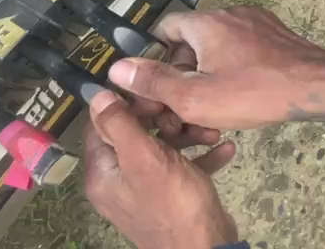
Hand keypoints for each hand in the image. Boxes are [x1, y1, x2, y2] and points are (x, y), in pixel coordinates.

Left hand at [82, 89, 238, 248]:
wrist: (203, 247)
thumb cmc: (172, 202)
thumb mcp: (145, 158)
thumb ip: (121, 125)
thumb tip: (99, 93)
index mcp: (104, 172)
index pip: (103, 124)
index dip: (127, 103)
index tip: (157, 91)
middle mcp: (120, 179)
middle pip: (137, 131)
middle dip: (165, 117)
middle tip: (187, 111)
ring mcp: (146, 188)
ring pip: (163, 146)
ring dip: (188, 134)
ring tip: (212, 131)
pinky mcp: (171, 194)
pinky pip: (183, 164)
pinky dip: (201, 155)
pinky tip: (225, 148)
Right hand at [109, 6, 324, 130]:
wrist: (313, 84)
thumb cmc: (253, 92)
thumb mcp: (195, 96)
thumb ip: (155, 82)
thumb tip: (117, 68)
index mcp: (208, 22)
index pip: (165, 28)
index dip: (153, 57)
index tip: (153, 88)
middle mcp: (230, 13)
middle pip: (190, 39)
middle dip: (180, 72)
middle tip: (178, 108)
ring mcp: (255, 20)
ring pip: (216, 46)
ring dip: (205, 73)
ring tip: (206, 110)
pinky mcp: (273, 33)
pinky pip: (240, 47)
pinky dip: (230, 68)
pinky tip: (236, 96)